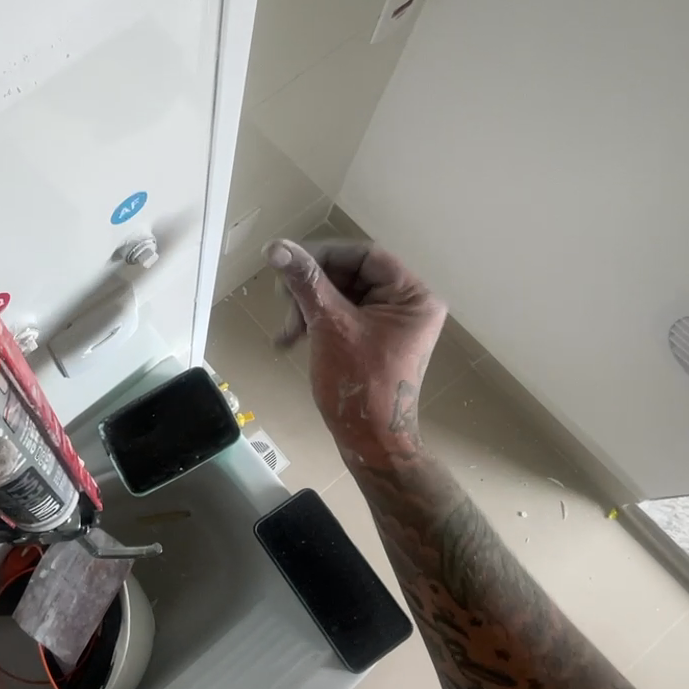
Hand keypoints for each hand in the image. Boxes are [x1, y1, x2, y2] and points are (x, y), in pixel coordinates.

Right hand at [266, 239, 447, 454]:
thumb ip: (305, 281)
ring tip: (287, 332)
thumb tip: (276, 247)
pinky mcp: (371, 337)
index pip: (364, 256)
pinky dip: (313, 321)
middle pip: (348, 273)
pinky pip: (338, 313)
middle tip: (283, 302)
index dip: (323, 256)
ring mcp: (389, 322)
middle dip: (310, 288)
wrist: (370, 441)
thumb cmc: (359, 383)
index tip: (288, 265)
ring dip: (306, 307)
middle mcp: (406, 303)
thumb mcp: (329, 325)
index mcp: (412, 296)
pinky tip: (291, 338)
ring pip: (338, 294)